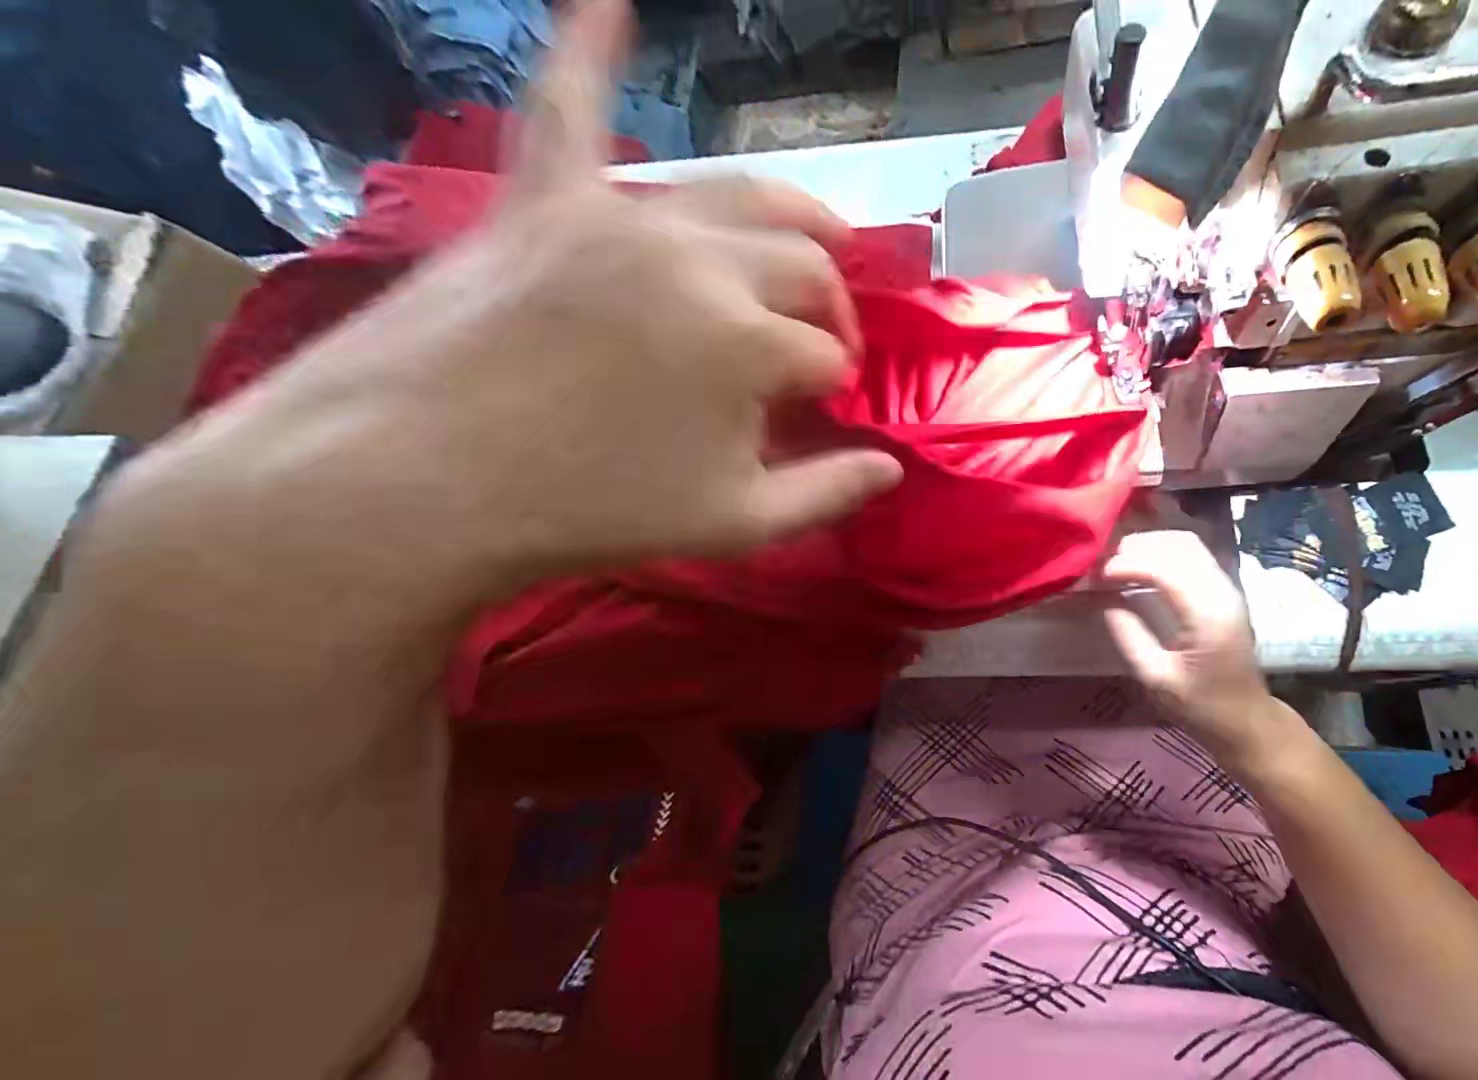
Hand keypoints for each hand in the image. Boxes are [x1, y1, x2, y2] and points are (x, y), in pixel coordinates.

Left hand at [144, 0, 900, 604]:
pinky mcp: (544, 205)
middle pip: (803, 266)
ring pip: (739, 195)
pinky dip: (585, 50)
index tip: (822, 414)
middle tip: (824, 343)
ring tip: (823, 232)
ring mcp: (620, 220)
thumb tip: (891, 466)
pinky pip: (567, 110)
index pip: (826, 354)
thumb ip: (828, 493)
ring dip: (795, 214)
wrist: (419, 485)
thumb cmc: (594, 512)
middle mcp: (701, 261)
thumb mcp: (736, 523)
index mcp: (750, 342)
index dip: (835, 386)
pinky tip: (604, 0)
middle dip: (831, 308)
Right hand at [1102, 530, 1305, 764]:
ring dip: (1151, 546)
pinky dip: (1164, 552)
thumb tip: (1105, 600)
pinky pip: (1194, 555)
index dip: (1128, 564)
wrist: (1247, 721)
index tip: (1099, 575)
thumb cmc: (1201, 707)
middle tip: (1105, 563)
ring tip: (1119, 561)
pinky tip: (1141, 566)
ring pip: (1188, 544)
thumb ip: (1129, 636)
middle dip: (1138, 547)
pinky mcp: (1224, 591)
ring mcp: (1228, 589)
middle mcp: (1223, 593)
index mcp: (1208, 616)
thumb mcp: (1157, 679)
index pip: (1166, 568)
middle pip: (1180, 545)